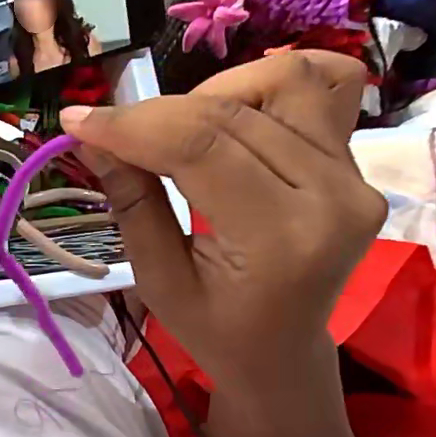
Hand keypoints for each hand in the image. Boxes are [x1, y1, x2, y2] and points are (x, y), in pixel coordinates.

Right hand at [62, 51, 397, 436]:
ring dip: (215, 94)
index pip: (202, 148)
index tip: (79, 122)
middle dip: (157, 113)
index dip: (134, 125)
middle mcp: (332, 197)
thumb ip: (132, 203)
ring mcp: (353, 177)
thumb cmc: (216, 332)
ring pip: (282, 82)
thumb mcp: (160, 282)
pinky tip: (235, 116)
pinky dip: (266, 88)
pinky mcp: (357, 165)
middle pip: (233, 113)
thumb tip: (91, 136)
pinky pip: (320, 89)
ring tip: (180, 132)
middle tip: (112, 134)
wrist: (282, 354)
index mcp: (280, 240)